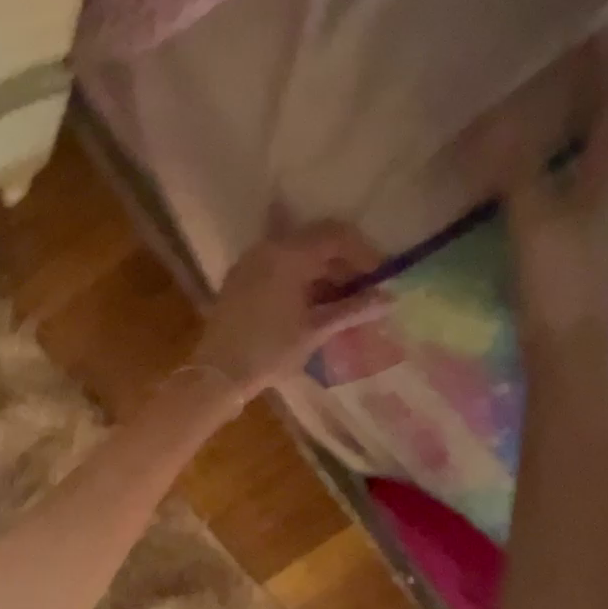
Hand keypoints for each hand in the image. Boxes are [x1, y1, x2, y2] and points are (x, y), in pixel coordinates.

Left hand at [193, 220, 381, 399]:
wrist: (218, 373)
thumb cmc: (270, 351)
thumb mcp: (316, 330)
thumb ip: (353, 309)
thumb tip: (389, 299)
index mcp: (288, 254)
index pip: (336, 235)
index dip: (364, 253)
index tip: (381, 277)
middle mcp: (266, 249)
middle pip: (315, 241)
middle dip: (342, 262)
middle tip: (363, 289)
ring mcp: (248, 263)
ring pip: (294, 253)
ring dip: (320, 270)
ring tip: (340, 299)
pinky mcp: (238, 280)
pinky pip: (275, 267)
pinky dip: (297, 277)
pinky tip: (311, 300)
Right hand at [460, 37, 607, 338]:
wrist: (568, 343)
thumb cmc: (556, 283)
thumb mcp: (533, 223)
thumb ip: (517, 172)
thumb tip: (496, 124)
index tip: (592, 40)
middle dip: (605, 93)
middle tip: (579, 67)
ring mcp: (601, 214)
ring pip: (605, 153)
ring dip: (590, 125)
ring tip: (568, 105)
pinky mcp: (582, 235)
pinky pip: (585, 178)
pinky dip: (573, 158)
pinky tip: (553, 164)